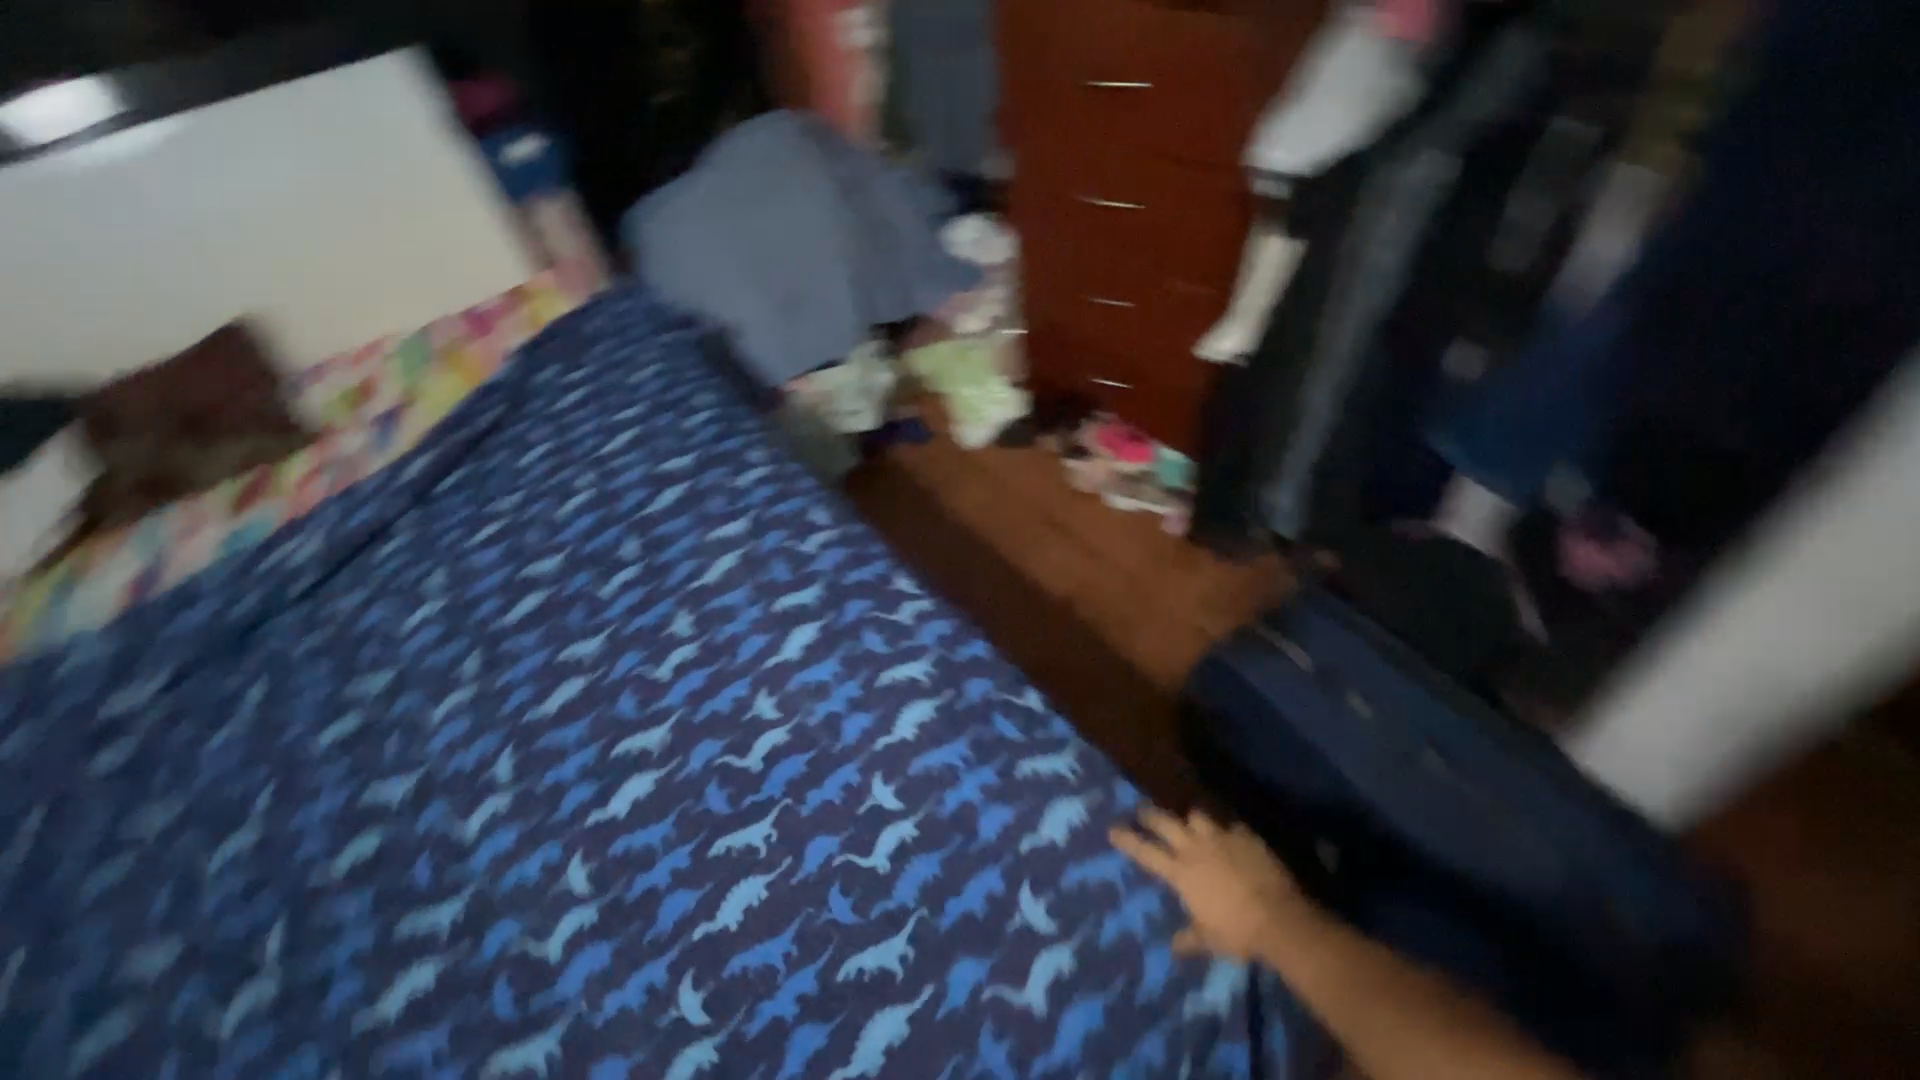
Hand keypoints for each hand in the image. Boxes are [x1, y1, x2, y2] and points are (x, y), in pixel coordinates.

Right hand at [1111, 807, 1319, 960]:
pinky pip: (1232, 826)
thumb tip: (1174, 947)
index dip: (1127, 839)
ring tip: (1190, 822)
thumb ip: (1189, 939)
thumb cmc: (1237, 932)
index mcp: (1181, 872)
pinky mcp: (1247, 836)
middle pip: (1165, 822)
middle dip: (1150, 815)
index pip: (1146, 851)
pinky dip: (1228, 831)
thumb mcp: (1209, 940)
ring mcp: (1222, 838)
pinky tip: (1233, 837)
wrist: (1279, 917)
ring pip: (1197, 816)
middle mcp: (1196, 849)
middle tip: (1140, 810)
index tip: (1112, 828)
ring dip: (1190, 819)